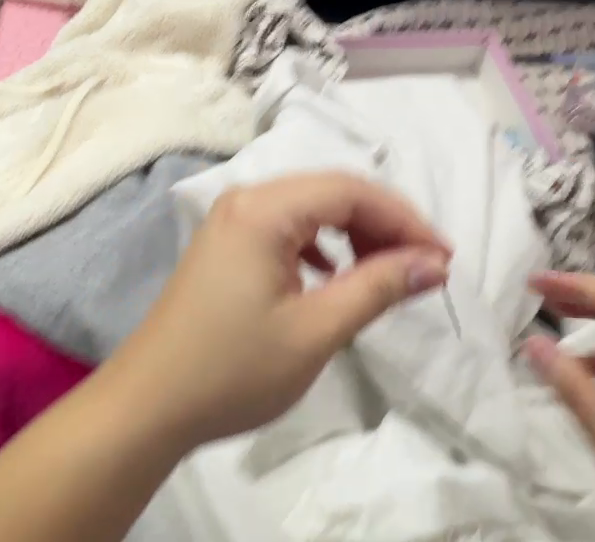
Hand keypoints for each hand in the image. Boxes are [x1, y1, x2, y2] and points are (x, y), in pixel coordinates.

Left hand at [101, 171, 452, 449]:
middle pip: (331, 192)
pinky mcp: (227, 244)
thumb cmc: (233, 370)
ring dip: (355, 235)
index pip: (350, 190)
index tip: (445, 258)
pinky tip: (335, 277)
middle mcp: (246, 198)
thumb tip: (434, 263)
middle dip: (383, 225)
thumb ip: (378, 287)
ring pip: (311, 209)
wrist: (150, 404)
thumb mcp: (316, 331)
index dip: (404, 218)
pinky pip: (289, 229)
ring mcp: (232, 220)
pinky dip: (323, 247)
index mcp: (263, 208)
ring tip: (387, 274)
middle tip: (425, 268)